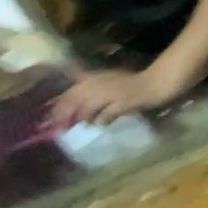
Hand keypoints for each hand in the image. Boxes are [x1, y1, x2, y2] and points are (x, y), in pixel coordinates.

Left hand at [51, 67, 183, 126]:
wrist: (155, 83)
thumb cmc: (134, 82)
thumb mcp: (108, 80)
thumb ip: (92, 87)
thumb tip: (79, 102)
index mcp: (90, 79)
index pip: (68, 94)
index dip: (59, 106)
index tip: (52, 118)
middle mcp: (95, 85)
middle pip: (74, 102)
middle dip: (66, 115)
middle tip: (61, 127)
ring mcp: (109, 94)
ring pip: (88, 107)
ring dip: (84, 118)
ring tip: (84, 125)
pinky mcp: (123, 103)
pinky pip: (107, 113)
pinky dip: (102, 119)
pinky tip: (101, 124)